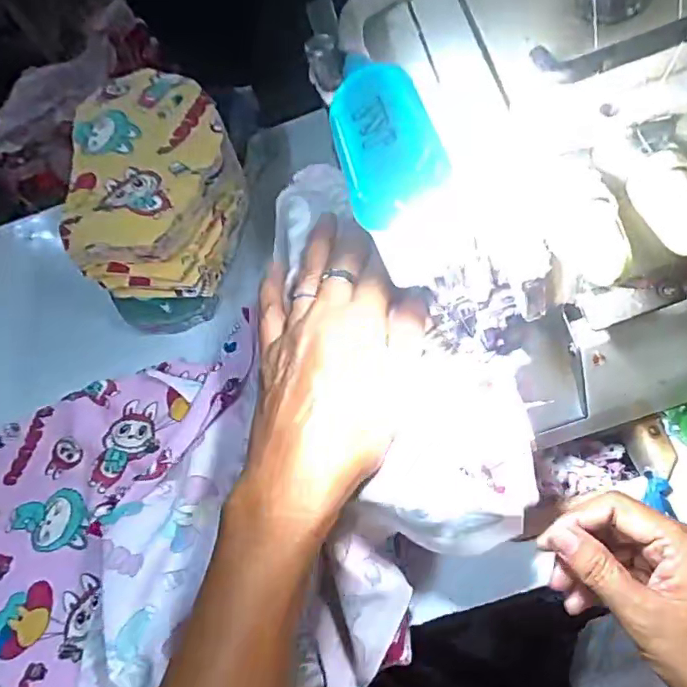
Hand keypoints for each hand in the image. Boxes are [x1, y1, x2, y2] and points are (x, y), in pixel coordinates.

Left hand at [239, 213, 426, 535]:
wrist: (296, 471)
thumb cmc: (356, 435)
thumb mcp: (398, 389)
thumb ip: (407, 338)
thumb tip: (417, 296)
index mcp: (361, 323)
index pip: (376, 276)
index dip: (384, 252)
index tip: (389, 228)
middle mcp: (324, 316)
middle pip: (339, 270)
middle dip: (350, 241)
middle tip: (356, 215)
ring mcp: (292, 332)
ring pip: (303, 278)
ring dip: (314, 249)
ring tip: (321, 222)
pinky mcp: (270, 351)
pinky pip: (270, 306)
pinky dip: (273, 283)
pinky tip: (276, 267)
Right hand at [538, 493, 686, 686]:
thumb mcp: (638, 611)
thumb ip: (596, 568)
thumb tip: (558, 536)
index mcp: (676, 539)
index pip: (616, 507)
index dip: (576, 520)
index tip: (545, 545)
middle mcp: (672, 541)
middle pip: (612, 525)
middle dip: (578, 547)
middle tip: (553, 575)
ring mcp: (667, 562)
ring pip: (612, 548)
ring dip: (584, 568)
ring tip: (564, 594)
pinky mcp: (661, 581)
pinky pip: (622, 570)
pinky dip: (598, 583)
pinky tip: (580, 604)